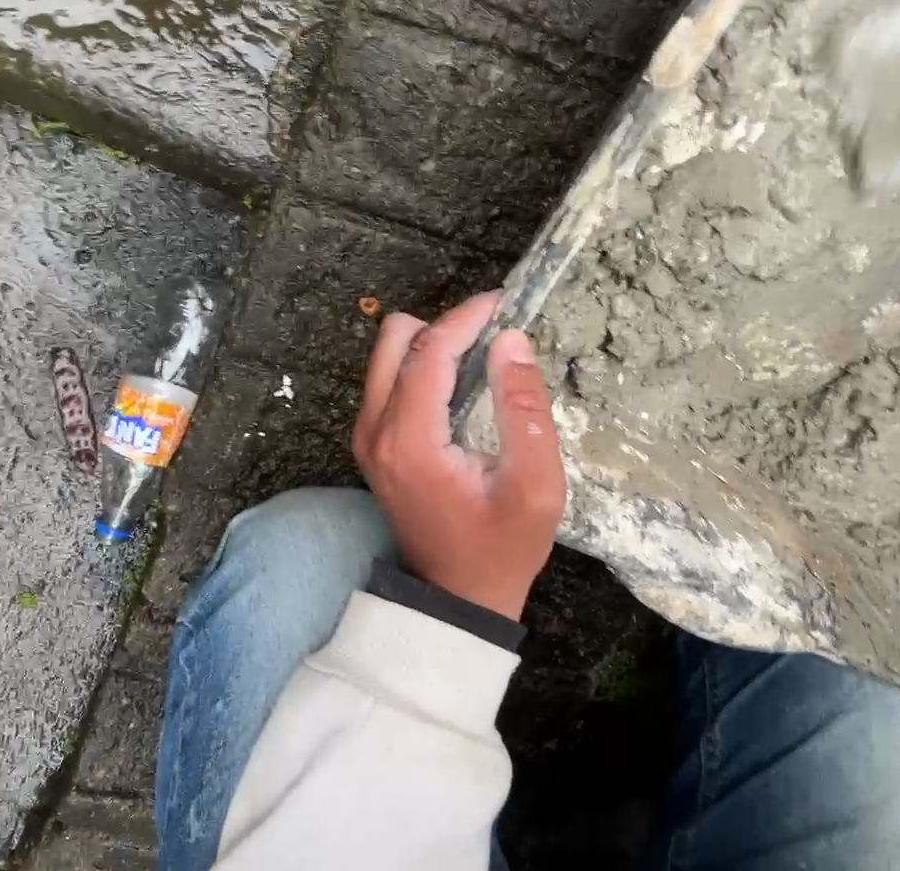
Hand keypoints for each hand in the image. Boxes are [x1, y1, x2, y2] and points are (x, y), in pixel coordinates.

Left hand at [353, 291, 565, 620]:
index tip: (504, 302)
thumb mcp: (535, 486)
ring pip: (385, 355)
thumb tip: (510, 340)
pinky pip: (386, 380)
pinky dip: (419, 367)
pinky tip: (459, 385)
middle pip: (393, 338)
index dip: (466, 318)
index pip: (429, 351)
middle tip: (491, 336)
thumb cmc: (502, 547)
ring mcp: (365, 437)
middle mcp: (374, 430)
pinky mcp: (370, 443)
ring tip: (479, 359)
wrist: (456, 598)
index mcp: (409, 440)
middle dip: (443, 326)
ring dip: (430, 345)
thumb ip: (524, 409)